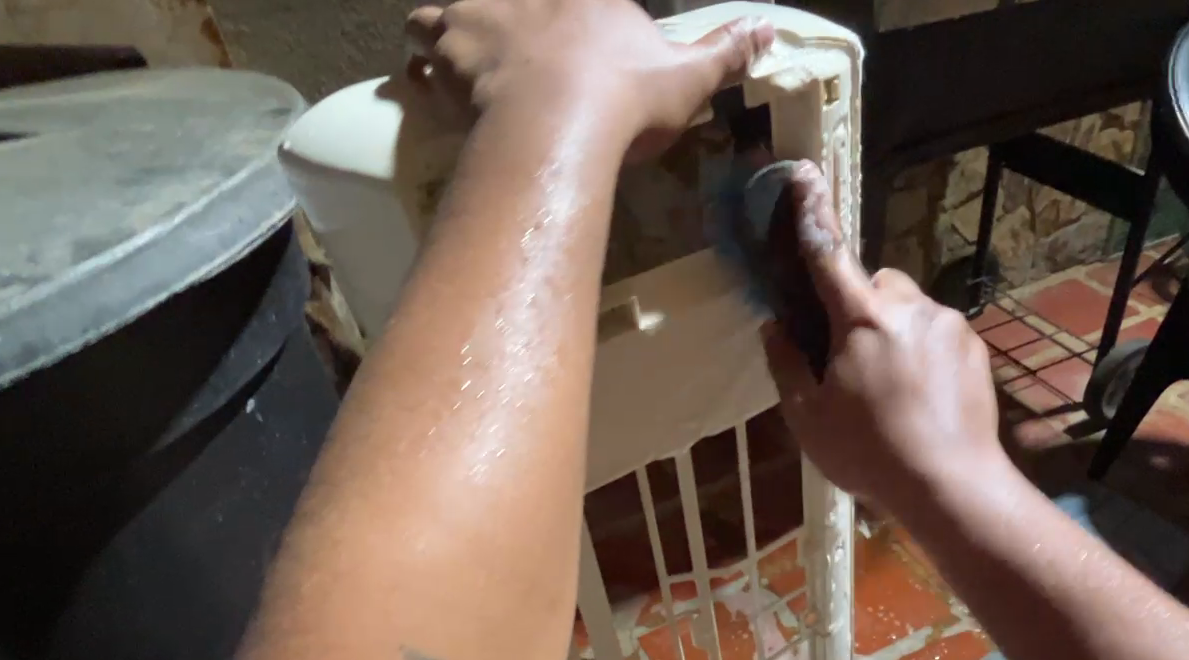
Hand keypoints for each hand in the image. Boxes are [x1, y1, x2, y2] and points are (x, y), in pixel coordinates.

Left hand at [406, 0, 771, 160]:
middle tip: (506, 53)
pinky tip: (426, 81)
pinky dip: (419, 65)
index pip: (571, 1)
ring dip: (446, 32)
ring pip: (445, 10)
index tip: (565, 42)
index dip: (562, 19)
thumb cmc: (629, 97)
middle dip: (502, 23)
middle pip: (506, 1)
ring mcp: (481, 16)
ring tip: (452, 59)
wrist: (567, 119)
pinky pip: (418, 44)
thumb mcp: (687, 79)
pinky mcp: (448, 55)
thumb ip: (724, 53)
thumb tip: (770, 28)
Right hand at [763, 164, 1006, 514]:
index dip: (812, 214)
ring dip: (892, 330)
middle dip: (859, 306)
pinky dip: (921, 350)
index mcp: (862, 319)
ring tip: (889, 387)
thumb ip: (787, 365)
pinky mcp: (974, 347)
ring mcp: (948, 325)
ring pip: (909, 308)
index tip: (802, 175)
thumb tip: (774, 327)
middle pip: (876, 283)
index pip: (830, 254)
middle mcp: (910, 308)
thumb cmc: (869, 454)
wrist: (950, 484)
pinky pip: (937, 331)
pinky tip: (919, 395)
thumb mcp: (808, 418)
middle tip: (850, 358)